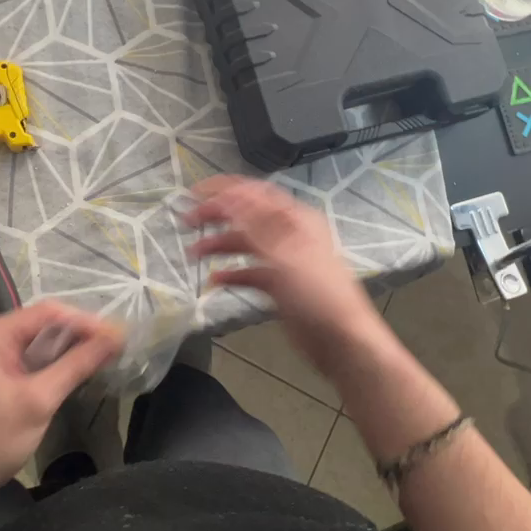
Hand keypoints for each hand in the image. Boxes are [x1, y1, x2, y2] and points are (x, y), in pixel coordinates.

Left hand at [0, 300, 123, 511]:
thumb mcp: (39, 401)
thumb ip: (77, 365)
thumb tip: (115, 338)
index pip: (49, 313)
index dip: (86, 322)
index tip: (116, 338)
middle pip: (38, 324)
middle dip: (75, 335)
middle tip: (109, 350)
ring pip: (29, 341)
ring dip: (60, 350)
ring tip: (93, 361)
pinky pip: (17, 356)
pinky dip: (42, 362)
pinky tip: (62, 374)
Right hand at [185, 176, 384, 361]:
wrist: (341, 340)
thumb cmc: (318, 294)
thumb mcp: (286, 256)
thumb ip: (256, 225)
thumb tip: (228, 196)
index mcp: (295, 220)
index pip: (255, 193)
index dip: (224, 189)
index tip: (194, 193)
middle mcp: (289, 235)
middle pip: (247, 216)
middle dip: (217, 216)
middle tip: (188, 222)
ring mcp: (284, 260)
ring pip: (246, 244)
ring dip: (220, 245)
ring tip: (193, 254)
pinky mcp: (279, 285)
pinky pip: (250, 272)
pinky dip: (232, 273)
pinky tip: (214, 280)